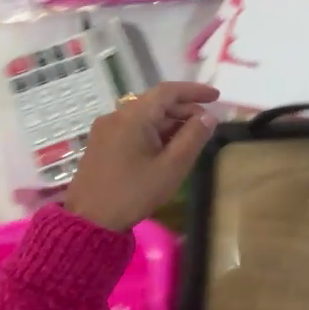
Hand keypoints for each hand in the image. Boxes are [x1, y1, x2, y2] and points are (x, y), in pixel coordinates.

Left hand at [64, 81, 220, 230]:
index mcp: (133, 117)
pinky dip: (155, 130)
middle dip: (184, 109)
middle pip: (155, 102)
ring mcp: (106, 129)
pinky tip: (168, 146)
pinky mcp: (102, 142)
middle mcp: (116, 116)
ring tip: (191, 138)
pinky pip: (133, 127)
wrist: (91, 218)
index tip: (217, 97)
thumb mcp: (173, 166)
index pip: (167, 92)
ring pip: (145, 115)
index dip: (194, 91)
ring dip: (171, 121)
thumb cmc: (135, 191)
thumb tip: (209, 117)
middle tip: (208, 124)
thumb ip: (193, 137)